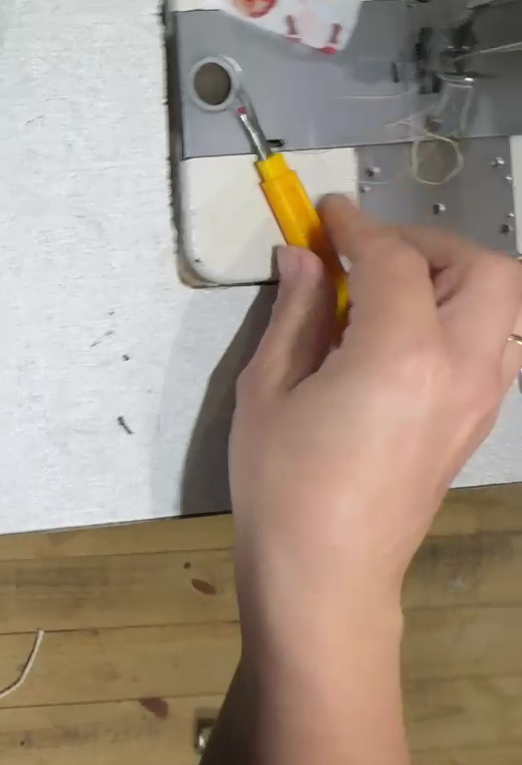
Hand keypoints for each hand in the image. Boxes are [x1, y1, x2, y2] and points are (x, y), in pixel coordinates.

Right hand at [231, 196, 521, 618]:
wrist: (328, 555)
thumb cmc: (279, 471)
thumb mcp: (267, 386)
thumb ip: (297, 315)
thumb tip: (302, 258)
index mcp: (399, 355)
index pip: (395, 264)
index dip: (359, 227)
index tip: (325, 209)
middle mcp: (463, 365)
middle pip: (483, 270)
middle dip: (424, 243)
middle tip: (360, 248)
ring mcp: (485, 391)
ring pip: (501, 302)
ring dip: (447, 273)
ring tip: (377, 283)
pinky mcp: (482, 411)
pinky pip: (490, 336)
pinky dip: (453, 309)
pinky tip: (391, 328)